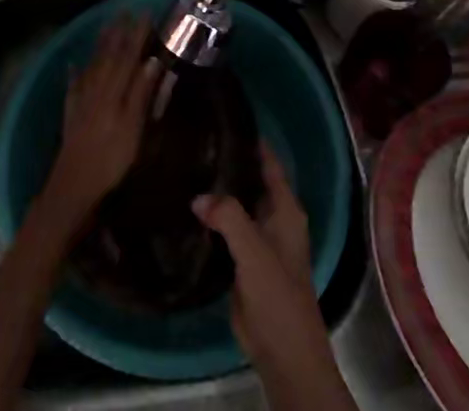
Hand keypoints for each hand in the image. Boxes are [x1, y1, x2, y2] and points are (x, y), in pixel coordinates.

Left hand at [45, 11, 161, 211]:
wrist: (74, 184)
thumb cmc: (112, 159)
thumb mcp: (135, 128)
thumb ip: (143, 94)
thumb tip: (153, 62)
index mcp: (116, 92)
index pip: (128, 56)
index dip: (137, 35)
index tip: (146, 14)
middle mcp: (97, 89)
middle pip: (109, 56)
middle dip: (119, 32)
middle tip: (126, 10)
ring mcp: (82, 100)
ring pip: (92, 64)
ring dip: (100, 44)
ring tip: (106, 25)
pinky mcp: (71, 112)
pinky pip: (74, 84)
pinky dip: (76, 71)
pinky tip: (74, 63)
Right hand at [192, 144, 331, 370]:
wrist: (283, 351)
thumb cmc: (278, 295)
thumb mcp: (255, 252)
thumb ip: (229, 218)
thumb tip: (197, 196)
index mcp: (286, 210)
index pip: (269, 164)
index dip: (252, 141)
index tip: (225, 117)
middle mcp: (273, 218)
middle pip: (249, 181)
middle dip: (227, 163)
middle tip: (193, 139)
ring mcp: (258, 239)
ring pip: (235, 205)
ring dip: (216, 191)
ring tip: (183, 165)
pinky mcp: (242, 260)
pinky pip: (225, 229)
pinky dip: (209, 217)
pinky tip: (185, 207)